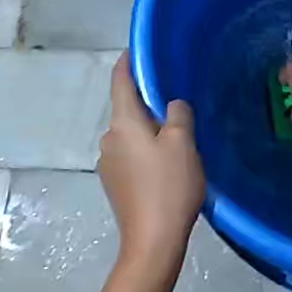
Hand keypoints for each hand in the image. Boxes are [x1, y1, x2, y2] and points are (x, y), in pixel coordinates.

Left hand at [100, 53, 203, 276]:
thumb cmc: (168, 185)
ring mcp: (108, 163)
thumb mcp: (183, 142)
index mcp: (122, 123)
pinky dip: (146, 149)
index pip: (120, 81)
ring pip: (131, 133)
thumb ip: (178, 113)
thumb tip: (171, 106)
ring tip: (178, 135)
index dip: (128, 62)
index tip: (139, 49)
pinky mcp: (115, 184)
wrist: (152, 241)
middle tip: (177, 100)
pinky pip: (131, 153)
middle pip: (128, 109)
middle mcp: (109, 138)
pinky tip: (167, 163)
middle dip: (148, 101)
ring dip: (150, 129)